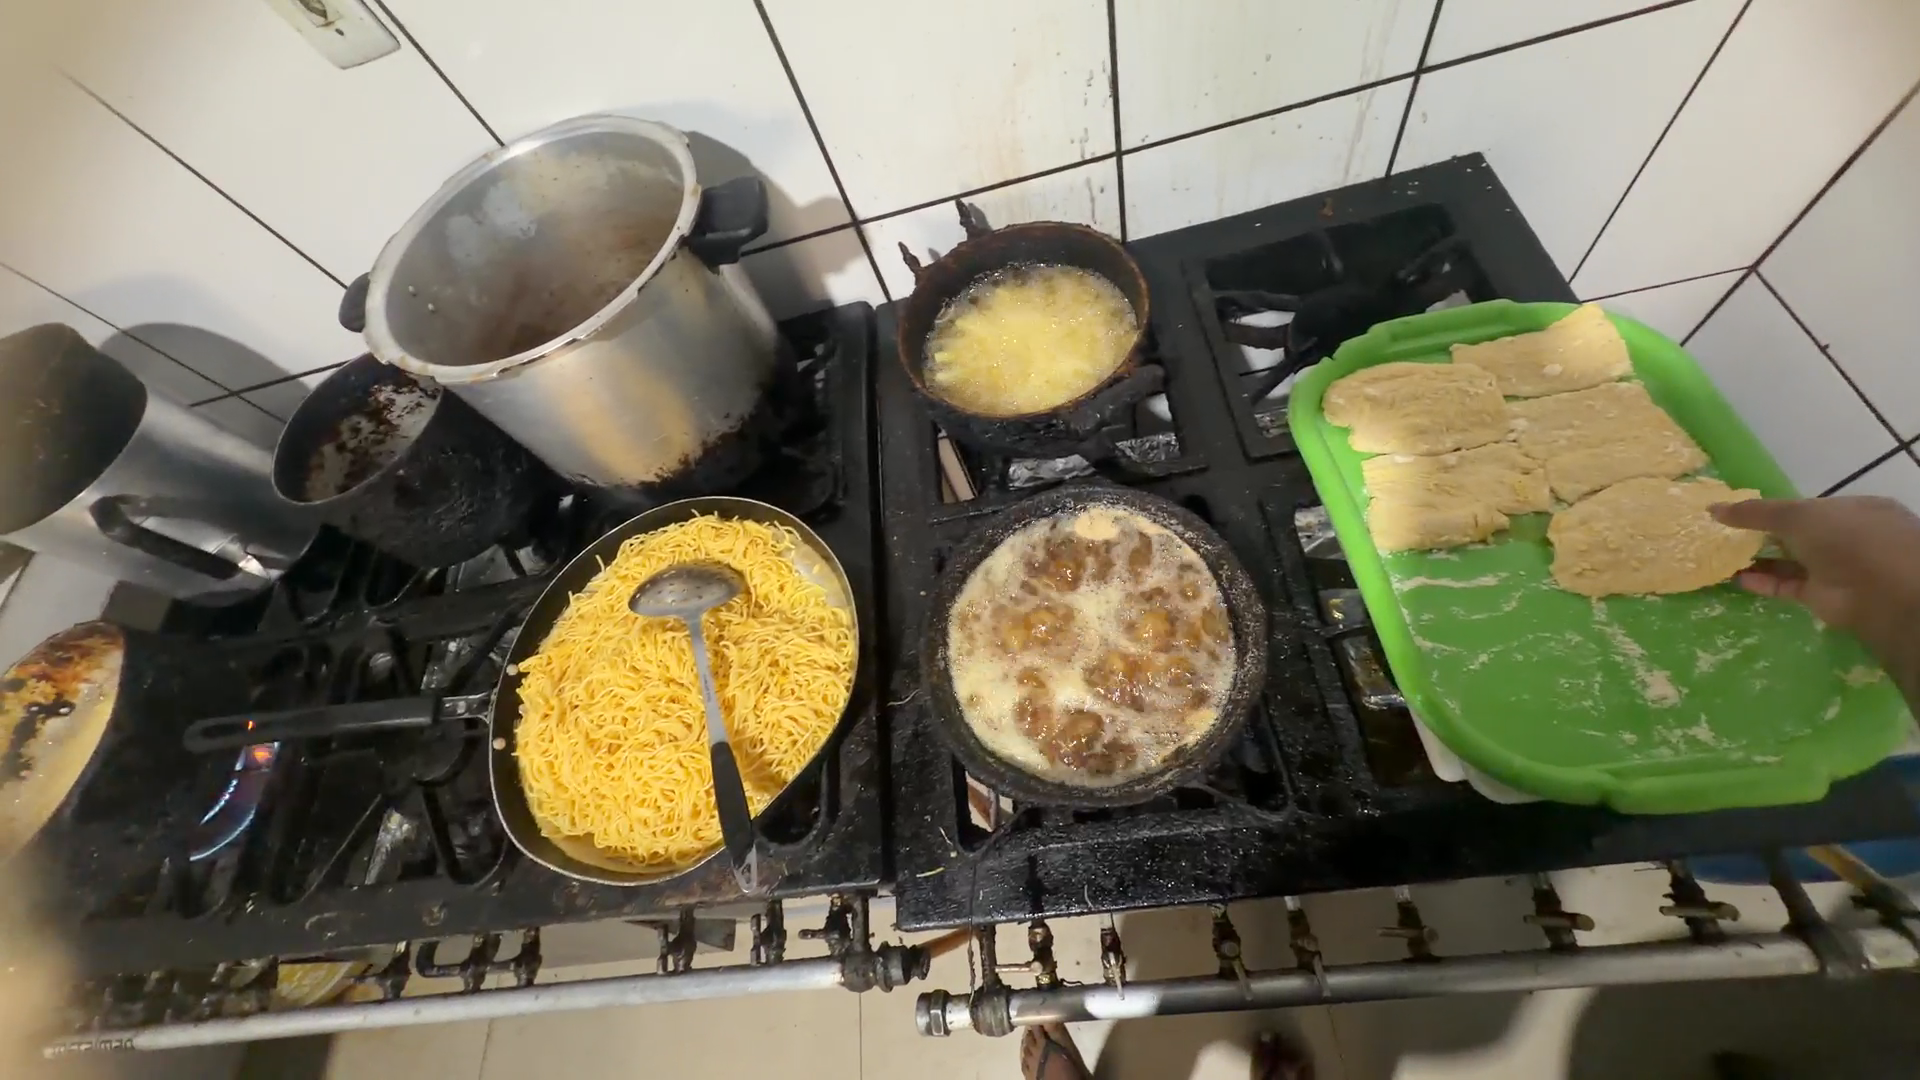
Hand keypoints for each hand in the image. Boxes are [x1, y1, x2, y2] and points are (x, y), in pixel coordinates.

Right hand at [1711, 496, 1919, 706]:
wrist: (1882, 590)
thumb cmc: (1847, 539)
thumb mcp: (1796, 515)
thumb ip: (1754, 512)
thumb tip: (1712, 509)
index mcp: (1856, 511)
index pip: (1809, 508)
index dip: (1774, 510)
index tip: (1739, 514)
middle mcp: (1850, 538)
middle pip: (1796, 535)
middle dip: (1760, 536)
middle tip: (1723, 535)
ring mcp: (1839, 567)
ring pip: (1788, 561)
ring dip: (1755, 560)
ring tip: (1718, 557)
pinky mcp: (1823, 594)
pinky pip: (1784, 584)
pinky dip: (1760, 581)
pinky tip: (1733, 577)